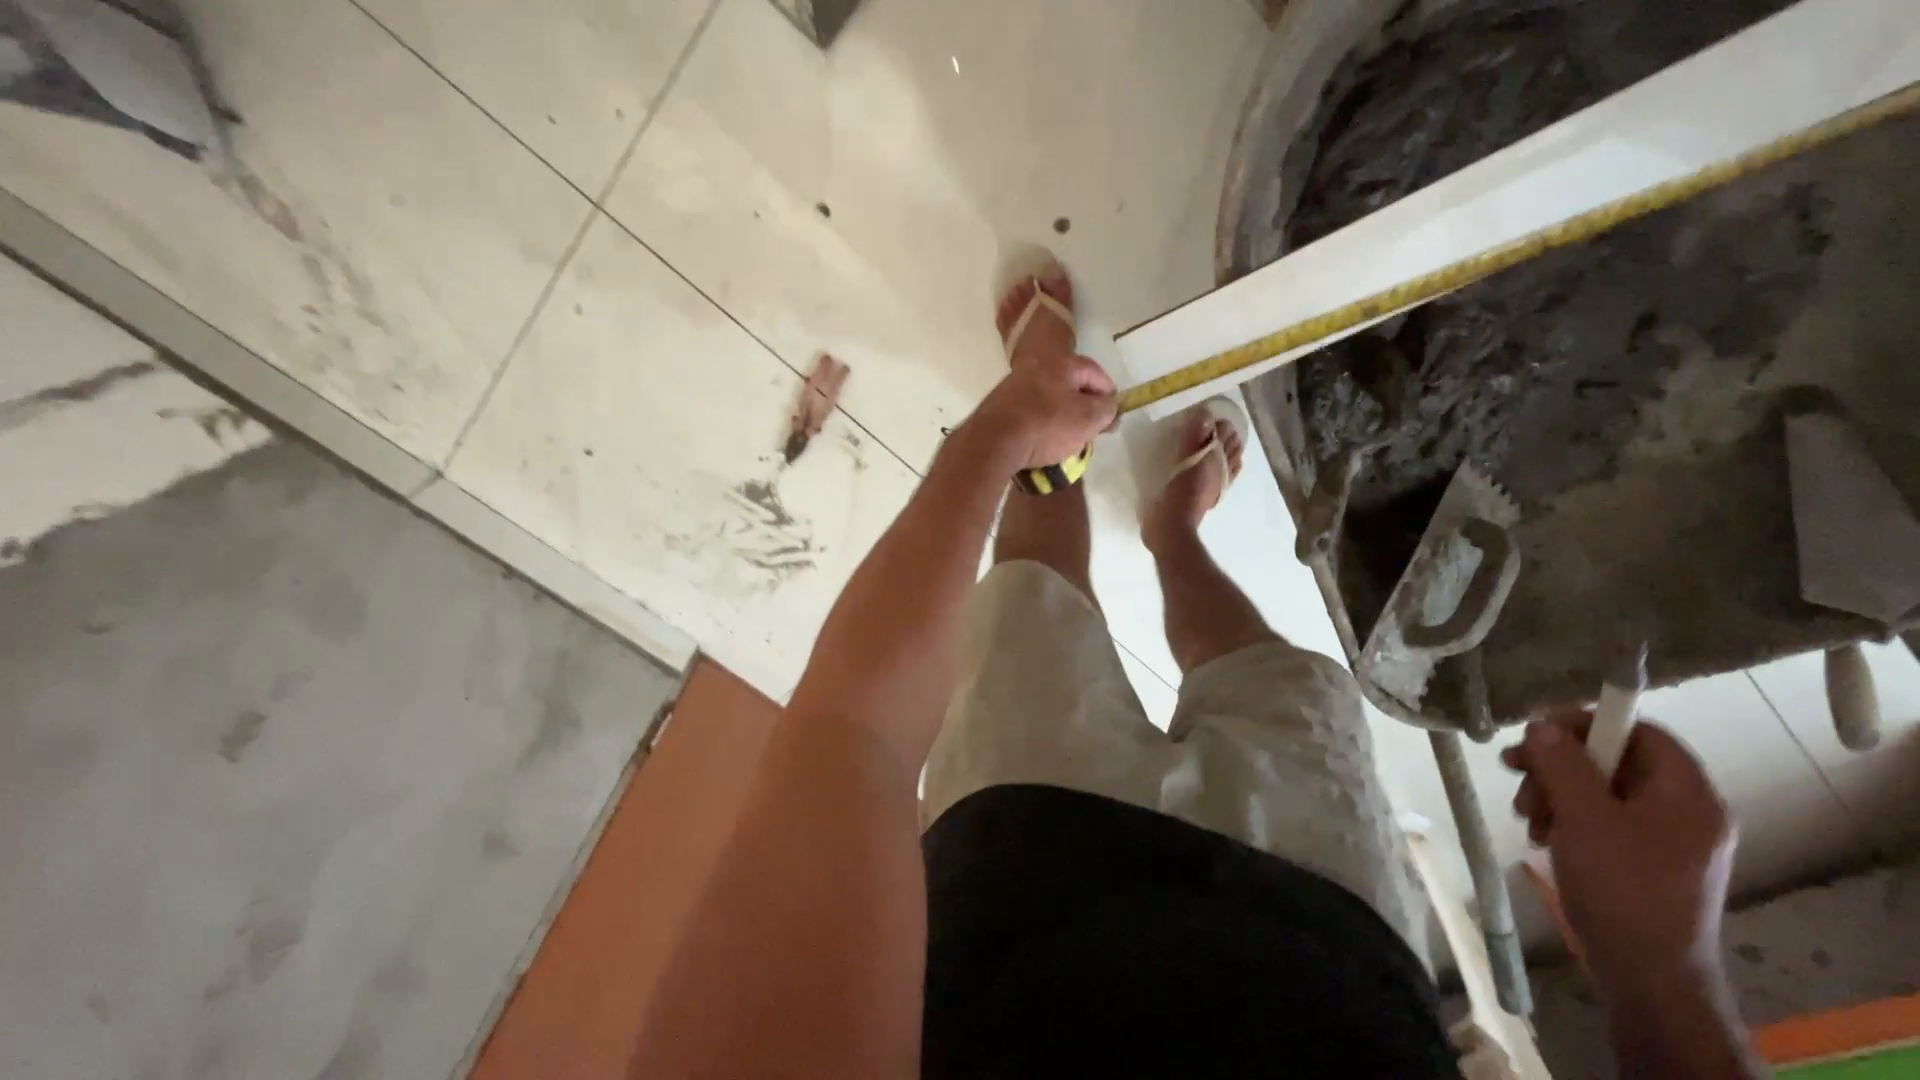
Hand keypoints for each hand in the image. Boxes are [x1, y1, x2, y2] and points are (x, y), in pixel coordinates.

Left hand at [967, 353, 1117, 470]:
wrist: (993, 441)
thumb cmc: (1047, 425)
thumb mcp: (1087, 419)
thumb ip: (1106, 409)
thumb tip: (1110, 406)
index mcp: (1062, 362)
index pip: (1095, 373)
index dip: (1109, 394)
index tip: (1114, 416)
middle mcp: (1036, 365)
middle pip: (1071, 383)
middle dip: (1085, 405)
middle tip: (1093, 428)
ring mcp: (1015, 384)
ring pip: (1050, 397)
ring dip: (1064, 415)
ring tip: (1070, 438)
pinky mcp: (1001, 404)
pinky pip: (1031, 410)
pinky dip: (1043, 422)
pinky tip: (1044, 440)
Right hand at [1503, 710, 1737, 1000]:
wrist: (1648, 976)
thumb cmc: (1622, 889)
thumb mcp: (1584, 818)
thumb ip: (1562, 764)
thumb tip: (1542, 726)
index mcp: (1688, 794)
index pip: (1640, 731)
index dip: (1587, 723)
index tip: (1537, 734)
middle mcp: (1686, 811)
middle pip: (1615, 760)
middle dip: (1560, 765)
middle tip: (1516, 774)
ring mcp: (1668, 840)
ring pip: (1602, 791)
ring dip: (1556, 793)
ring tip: (1528, 817)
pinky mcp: (1647, 863)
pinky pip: (1604, 821)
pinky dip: (1569, 820)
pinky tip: (1544, 838)